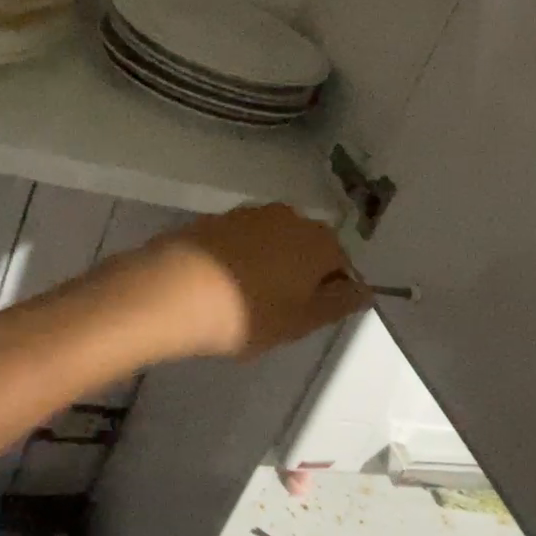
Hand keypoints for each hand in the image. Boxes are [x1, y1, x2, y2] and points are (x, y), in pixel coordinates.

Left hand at [141, 204, 371, 358]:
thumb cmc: (246, 314)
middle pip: (306, 248)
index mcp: (319, 241)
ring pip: (272, 241)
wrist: (170, 291)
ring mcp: (248, 213)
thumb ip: (338, 304)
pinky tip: (219, 286)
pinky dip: (237, 259)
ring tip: (244, 300)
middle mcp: (289, 216)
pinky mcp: (214, 219)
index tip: (306, 318)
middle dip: (298, 274)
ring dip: (267, 264)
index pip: (340, 265)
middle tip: (278, 311)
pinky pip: (239, 241)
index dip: (328, 293)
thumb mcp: (300, 322)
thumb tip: (364, 290)